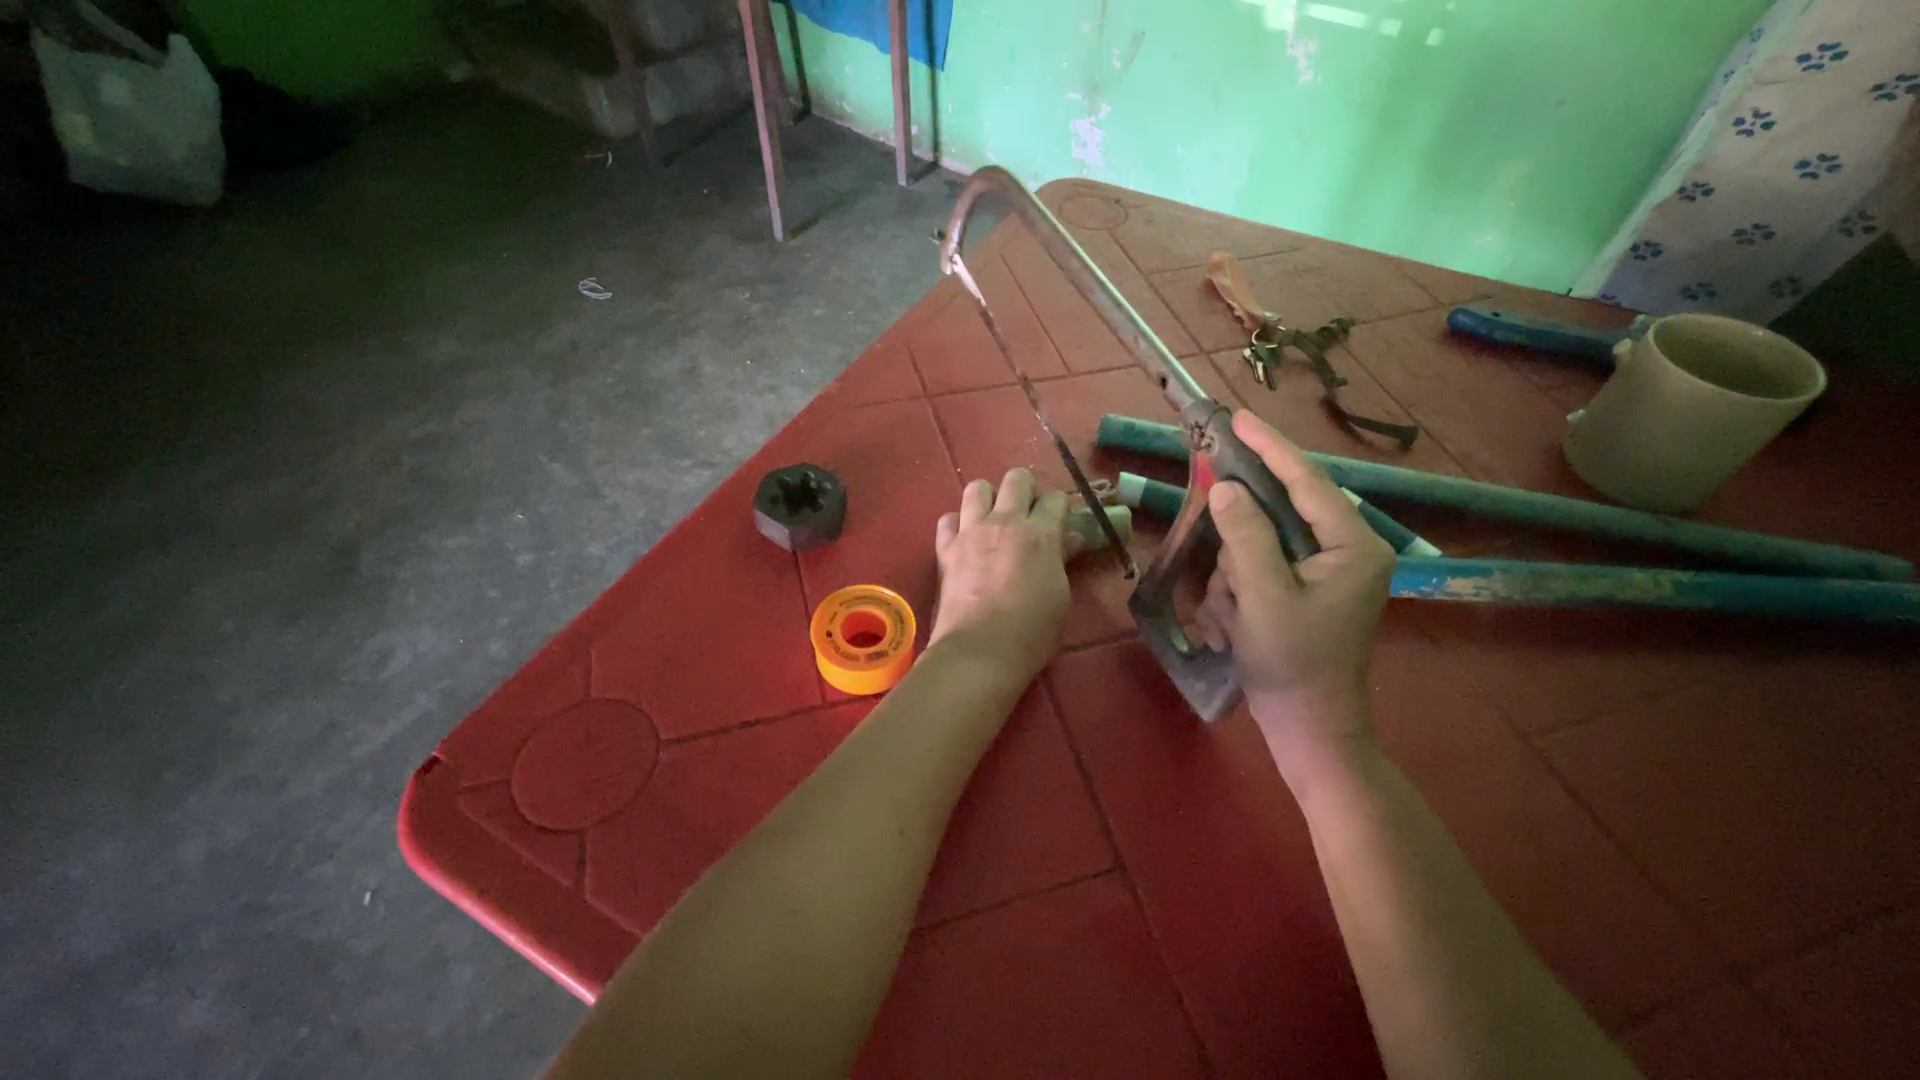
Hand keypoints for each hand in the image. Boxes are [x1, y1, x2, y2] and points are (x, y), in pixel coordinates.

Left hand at [930, 468, 1072, 683]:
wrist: (980, 650)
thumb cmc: (1032, 631)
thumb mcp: (1060, 596)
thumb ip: (1062, 561)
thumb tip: (1068, 540)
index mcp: (1040, 534)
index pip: (1055, 498)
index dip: (1059, 506)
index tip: (1060, 519)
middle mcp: (1005, 522)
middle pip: (1016, 479)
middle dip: (1025, 489)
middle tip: (1027, 512)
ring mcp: (971, 532)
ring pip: (977, 488)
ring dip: (988, 497)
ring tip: (993, 518)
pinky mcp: (945, 548)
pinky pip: (947, 519)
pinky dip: (956, 524)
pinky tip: (964, 538)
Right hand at [1193, 411, 1395, 745]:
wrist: (1308, 732)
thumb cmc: (1294, 665)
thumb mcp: (1263, 597)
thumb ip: (1245, 536)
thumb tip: (1226, 489)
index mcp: (1354, 546)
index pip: (1308, 481)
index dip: (1269, 447)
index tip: (1236, 417)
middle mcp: (1345, 552)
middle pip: (1276, 516)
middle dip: (1239, 549)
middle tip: (1226, 579)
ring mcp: (1322, 575)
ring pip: (1256, 548)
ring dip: (1232, 582)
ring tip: (1232, 624)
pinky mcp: (1301, 594)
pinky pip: (1254, 573)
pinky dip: (1235, 597)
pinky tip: (1232, 631)